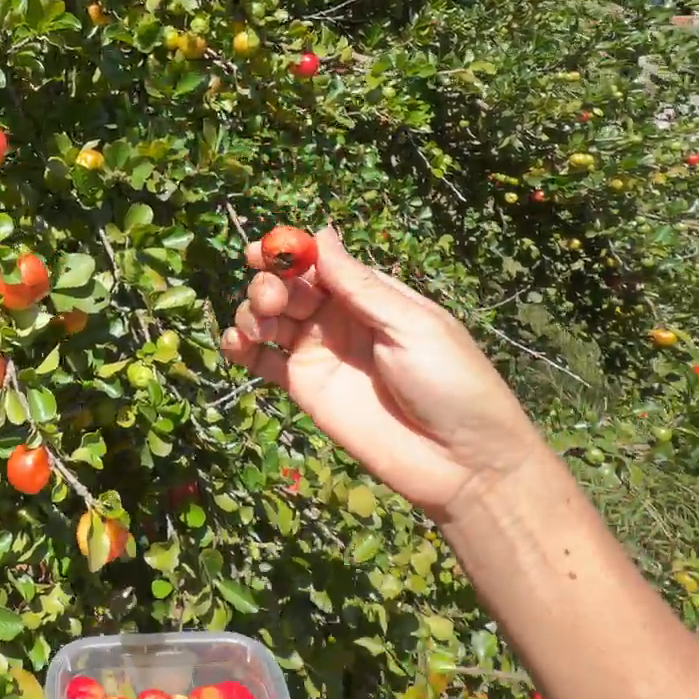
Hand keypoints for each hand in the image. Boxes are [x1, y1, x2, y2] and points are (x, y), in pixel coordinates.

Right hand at [219, 227, 542, 514]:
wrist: (464, 465)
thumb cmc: (453, 385)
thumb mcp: (412, 327)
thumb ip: (360, 285)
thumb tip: (320, 232)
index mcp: (367, 296)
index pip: (317, 263)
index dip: (286, 254)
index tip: (260, 251)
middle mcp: (335, 319)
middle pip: (286, 287)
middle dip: (268, 286)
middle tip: (271, 301)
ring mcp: (316, 352)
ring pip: (267, 318)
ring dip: (251, 313)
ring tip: (259, 328)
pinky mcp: (301, 387)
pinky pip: (261, 360)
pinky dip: (240, 347)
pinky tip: (235, 345)